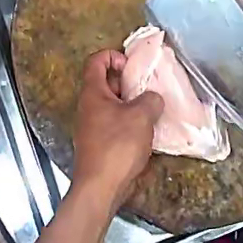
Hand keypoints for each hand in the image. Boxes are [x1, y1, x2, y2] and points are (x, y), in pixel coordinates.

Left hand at [71, 50, 163, 207]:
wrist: (101, 187)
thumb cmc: (117, 146)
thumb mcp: (141, 116)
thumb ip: (150, 100)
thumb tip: (153, 99)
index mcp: (93, 93)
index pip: (96, 61)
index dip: (113, 56)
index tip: (132, 66)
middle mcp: (89, 107)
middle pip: (105, 82)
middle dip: (127, 81)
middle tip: (148, 87)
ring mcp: (92, 126)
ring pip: (113, 104)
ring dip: (131, 103)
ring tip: (152, 109)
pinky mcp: (100, 143)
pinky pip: (115, 123)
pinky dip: (130, 122)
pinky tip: (147, 131)